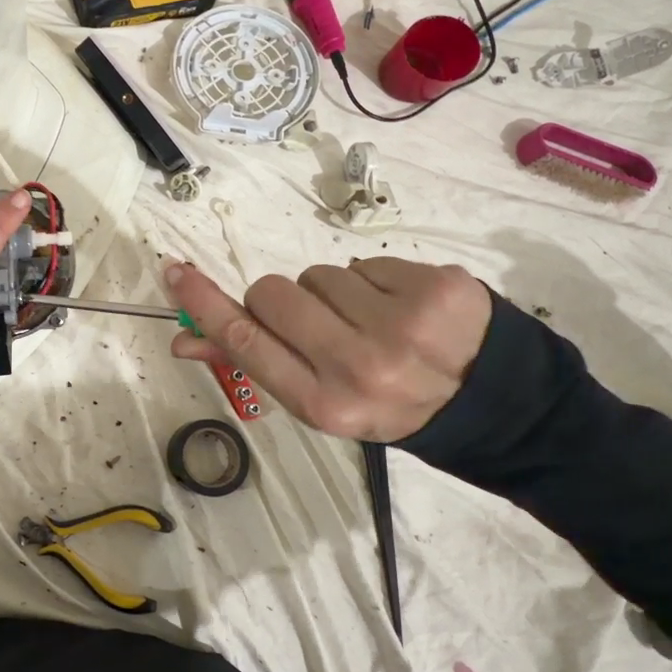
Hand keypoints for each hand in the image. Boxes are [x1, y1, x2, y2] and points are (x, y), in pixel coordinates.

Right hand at [164, 257, 490, 442]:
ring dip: (333, 292)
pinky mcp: (437, 287)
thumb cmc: (388, 406)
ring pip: (320, 274)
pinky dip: (377, 281)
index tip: (175, 272)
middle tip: (315, 321)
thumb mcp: (319, 401)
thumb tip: (182, 339)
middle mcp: (358, 365)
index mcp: (323, 402)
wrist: (496, 408)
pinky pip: (368, 263)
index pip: (244, 340)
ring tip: (371, 322)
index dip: (204, 303)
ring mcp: (401, 324)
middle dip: (282, 300)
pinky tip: (404, 309)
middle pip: (273, 293)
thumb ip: (254, 364)